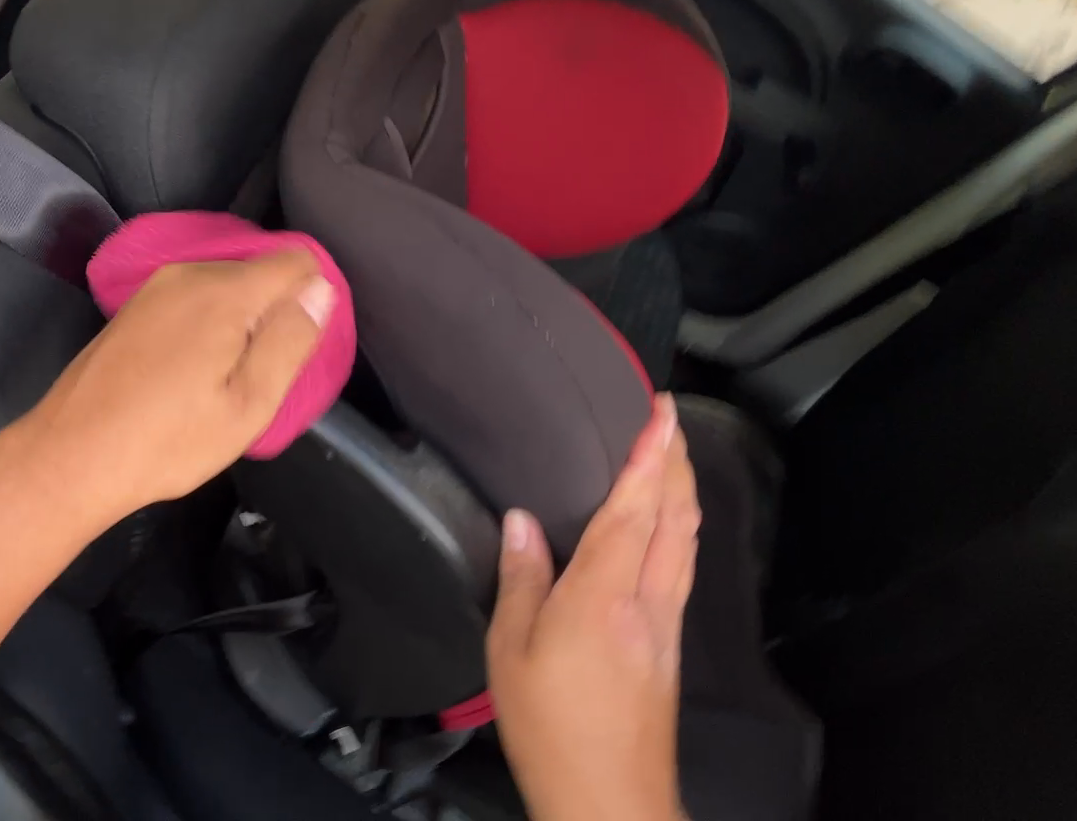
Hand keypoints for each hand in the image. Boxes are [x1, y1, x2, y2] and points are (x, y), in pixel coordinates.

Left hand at [18, 250, 333, 515]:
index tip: (299, 347)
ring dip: (238, 323)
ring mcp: (154, 288)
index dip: (312, 298)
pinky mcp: (133, 307)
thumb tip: (320, 288)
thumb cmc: (168, 440)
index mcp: (223, 292)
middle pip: (258, 273)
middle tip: (260, 377)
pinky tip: (190, 374)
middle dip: (272, 313)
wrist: (73, 454)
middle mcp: (186, 274)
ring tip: (223, 381)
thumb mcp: (248, 403)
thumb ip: (290, 339)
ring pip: (223, 287)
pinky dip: (205, 326)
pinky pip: (191, 300)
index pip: (296, 261)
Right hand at [487, 394, 697, 820]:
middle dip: (675, 464)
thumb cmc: (549, 722)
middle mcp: (648, 604)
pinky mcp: (667, 645)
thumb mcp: (512, 648)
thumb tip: (523, 522)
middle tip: (666, 419)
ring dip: (681, 492)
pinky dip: (677, 527)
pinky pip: (680, 567)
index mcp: (605, 598)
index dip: (647, 460)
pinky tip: (666, 524)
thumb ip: (522, 579)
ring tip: (670, 456)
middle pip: (675, 521)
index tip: (656, 415)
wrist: (608, 797)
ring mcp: (664, 625)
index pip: (633, 513)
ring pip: (685, 543)